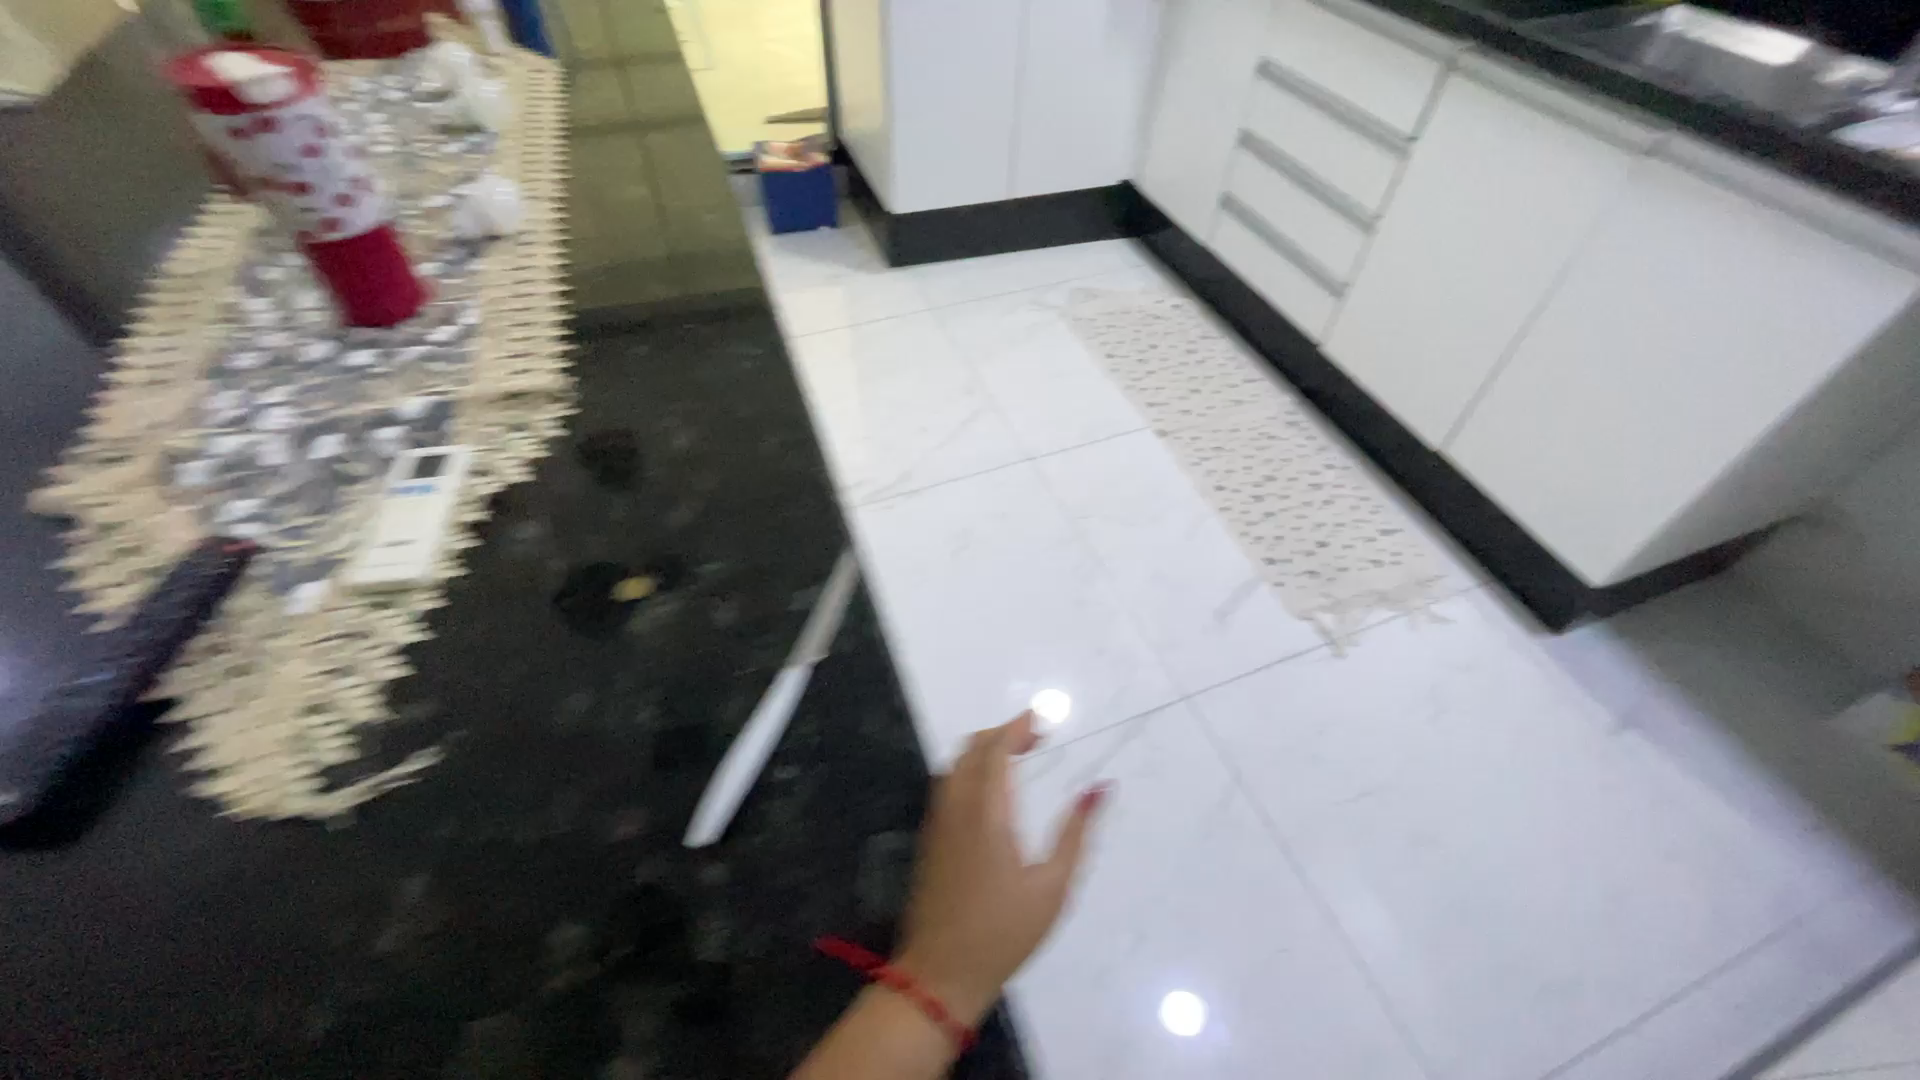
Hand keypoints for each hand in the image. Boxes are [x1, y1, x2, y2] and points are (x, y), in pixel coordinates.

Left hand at [891, 711, 1110, 1024]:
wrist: (941, 973)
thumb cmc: (1005, 933)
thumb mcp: (1053, 888)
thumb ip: (1076, 833)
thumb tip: (1100, 790)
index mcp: (987, 814)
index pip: (995, 750)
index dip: (1017, 727)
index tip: (1042, 720)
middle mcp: (956, 808)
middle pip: (971, 749)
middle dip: (1002, 733)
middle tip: (1035, 738)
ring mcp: (937, 823)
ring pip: (953, 764)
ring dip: (982, 750)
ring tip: (1017, 758)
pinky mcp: (929, 839)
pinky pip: (945, 785)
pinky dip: (968, 770)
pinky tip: (991, 790)